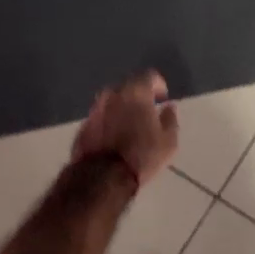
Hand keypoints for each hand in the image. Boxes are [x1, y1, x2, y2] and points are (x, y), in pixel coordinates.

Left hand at [71, 70, 179, 186]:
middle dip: (139, 95)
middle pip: (128, 86)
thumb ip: (170, 119)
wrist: (102, 177)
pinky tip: (115, 134)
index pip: (149, 76)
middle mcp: (113, 94)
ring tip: (131, 123)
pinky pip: (101, 115)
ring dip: (122, 107)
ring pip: (112, 100)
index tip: (162, 97)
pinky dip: (110, 119)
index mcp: (136, 92)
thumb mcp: (168, 141)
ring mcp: (95, 108)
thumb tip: (169, 107)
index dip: (158, 85)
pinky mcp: (84, 124)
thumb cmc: (142, 156)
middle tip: (147, 110)